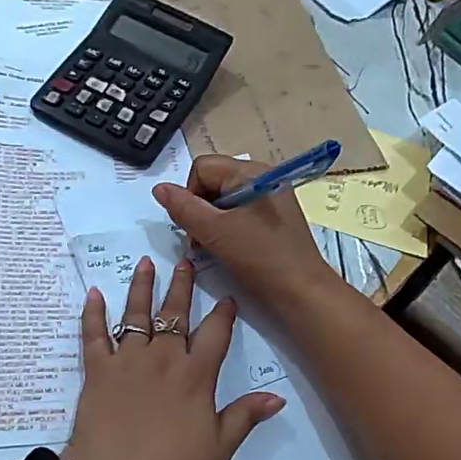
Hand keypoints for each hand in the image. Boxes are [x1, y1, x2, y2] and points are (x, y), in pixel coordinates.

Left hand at [63, 256, 284, 459]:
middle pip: (175, 313)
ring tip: (145, 263)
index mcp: (195, 376)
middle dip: (182, 285)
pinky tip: (94, 294)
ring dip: (142, 287)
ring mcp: (127, 361)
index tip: (227, 297)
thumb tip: (277, 397)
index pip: (215, 334)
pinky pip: (93, 335)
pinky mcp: (97, 371)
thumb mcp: (218, 449)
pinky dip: (92, 313)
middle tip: (185, 260)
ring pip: (136, 314)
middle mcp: (163, 358)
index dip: (223, 313)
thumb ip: (245, 417)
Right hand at [152, 155, 341, 310]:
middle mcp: (262, 177)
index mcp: (251, 172)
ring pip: (224, 201)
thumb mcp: (214, 232)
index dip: (190, 195)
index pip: (202, 168)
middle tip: (202, 240)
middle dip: (199, 210)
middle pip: (213, 182)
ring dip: (211, 223)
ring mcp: (270, 198)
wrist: (301, 291)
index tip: (194, 226)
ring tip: (214, 248)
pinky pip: (239, 214)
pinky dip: (227, 229)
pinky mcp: (273, 218)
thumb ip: (183, 208)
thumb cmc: (259, 258)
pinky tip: (229, 250)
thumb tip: (159, 188)